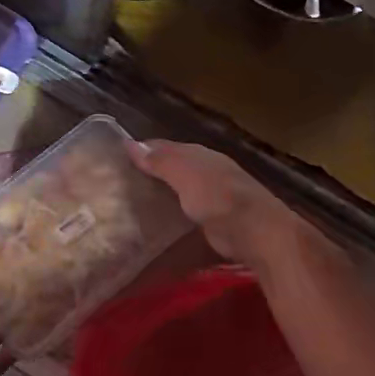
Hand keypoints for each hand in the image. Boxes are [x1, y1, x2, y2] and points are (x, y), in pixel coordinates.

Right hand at [129, 139, 298, 264]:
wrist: (257, 232)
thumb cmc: (218, 198)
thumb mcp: (184, 174)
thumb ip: (160, 161)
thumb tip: (130, 143)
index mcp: (200, 155)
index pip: (165, 147)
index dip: (142, 150)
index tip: (117, 159)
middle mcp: (209, 170)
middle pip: (174, 167)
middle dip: (152, 172)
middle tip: (121, 184)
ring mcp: (216, 196)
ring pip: (181, 189)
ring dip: (163, 194)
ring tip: (134, 205)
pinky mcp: (218, 220)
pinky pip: (188, 211)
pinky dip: (174, 213)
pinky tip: (160, 223)